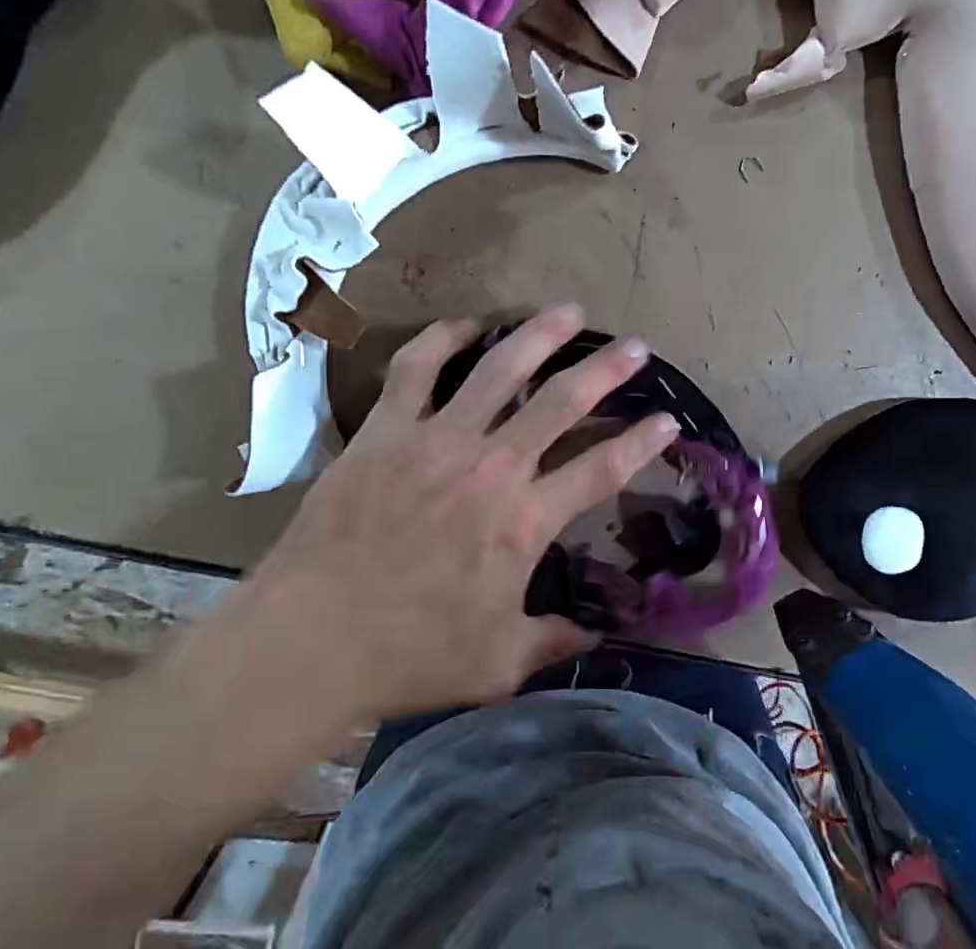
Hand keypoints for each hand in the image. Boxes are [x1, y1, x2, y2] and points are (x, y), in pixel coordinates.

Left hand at [241, 306, 678, 718]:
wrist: (307, 642)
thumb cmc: (411, 654)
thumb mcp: (500, 662)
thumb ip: (555, 640)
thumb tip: (595, 635)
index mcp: (525, 521)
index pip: (603, 468)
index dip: (643, 441)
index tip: (668, 420)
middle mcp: (491, 467)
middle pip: (562, 401)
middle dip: (607, 369)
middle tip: (636, 345)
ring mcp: (435, 441)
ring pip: (498, 370)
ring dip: (540, 336)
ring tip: (569, 312)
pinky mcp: (385, 432)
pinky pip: (417, 369)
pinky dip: (444, 340)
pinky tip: (468, 325)